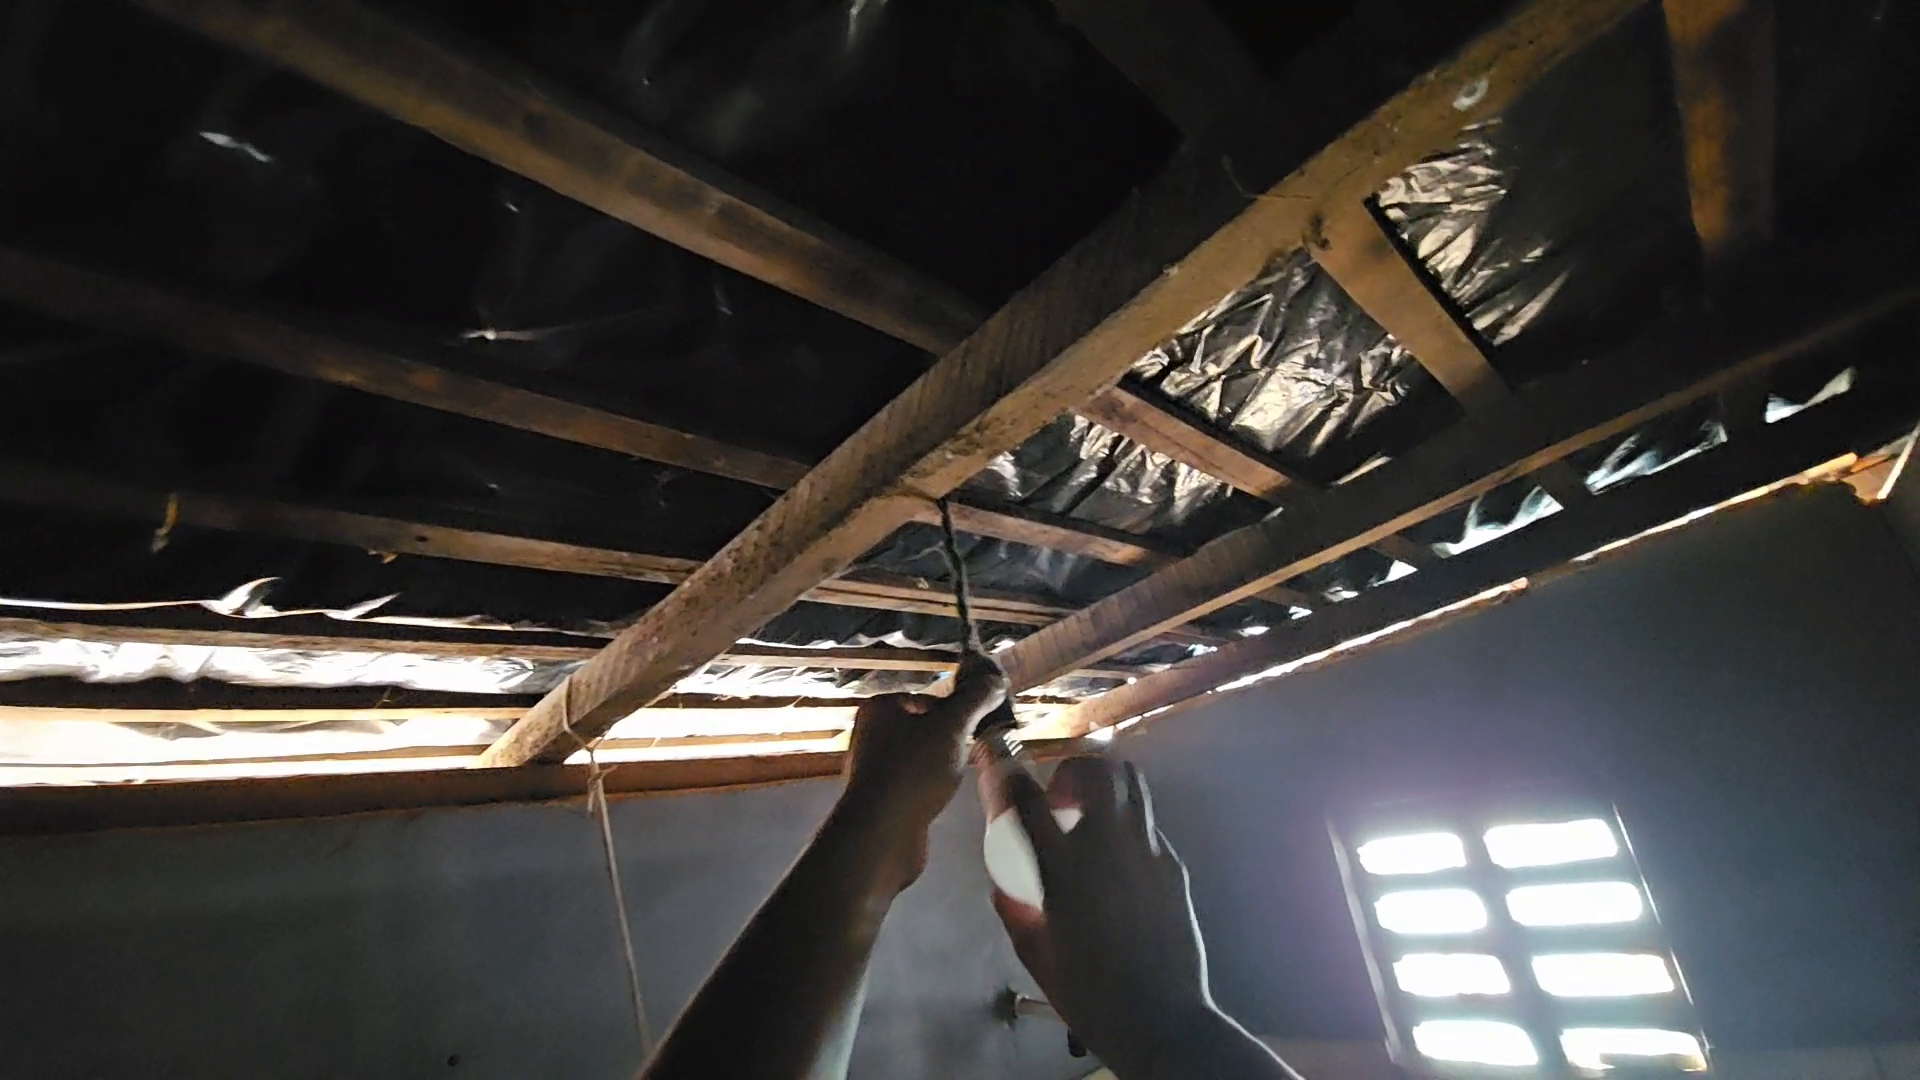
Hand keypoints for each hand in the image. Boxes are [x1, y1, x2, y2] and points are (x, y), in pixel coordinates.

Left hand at [838, 661, 1008, 881]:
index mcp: (879, 708)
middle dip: (949, 741)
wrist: (881, 835)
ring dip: (940, 766)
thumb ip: (975, 701)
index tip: (973, 727)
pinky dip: (928, 788)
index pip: (927, 698)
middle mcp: (870, 734)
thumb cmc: (914, 771)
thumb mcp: (952, 728)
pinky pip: (912, 784)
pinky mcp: (879, 799)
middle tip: (966, 752)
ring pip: (920, 757)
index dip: (954, 712)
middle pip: (924, 728)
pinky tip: (938, 799)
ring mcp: (872, 768)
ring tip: (953, 777)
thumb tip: (995, 679)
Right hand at [997, 757, 1221, 1076]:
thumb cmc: (1090, 992)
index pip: (1027, 800)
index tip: (1002, 766)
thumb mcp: (1035, 954)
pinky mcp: (1172, 862)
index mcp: (1062, 867)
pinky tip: (1122, 858)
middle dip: (1072, 767)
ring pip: (1131, 780)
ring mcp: (1145, 848)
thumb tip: (1002, 887)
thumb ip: (1015, 911)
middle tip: (1061, 795)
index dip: (1008, 773)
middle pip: (1093, 769)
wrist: (1162, 1020)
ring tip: (1094, 810)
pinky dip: (1129, 824)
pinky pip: (1148, 823)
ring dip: (1107, 782)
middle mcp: (1105, 844)